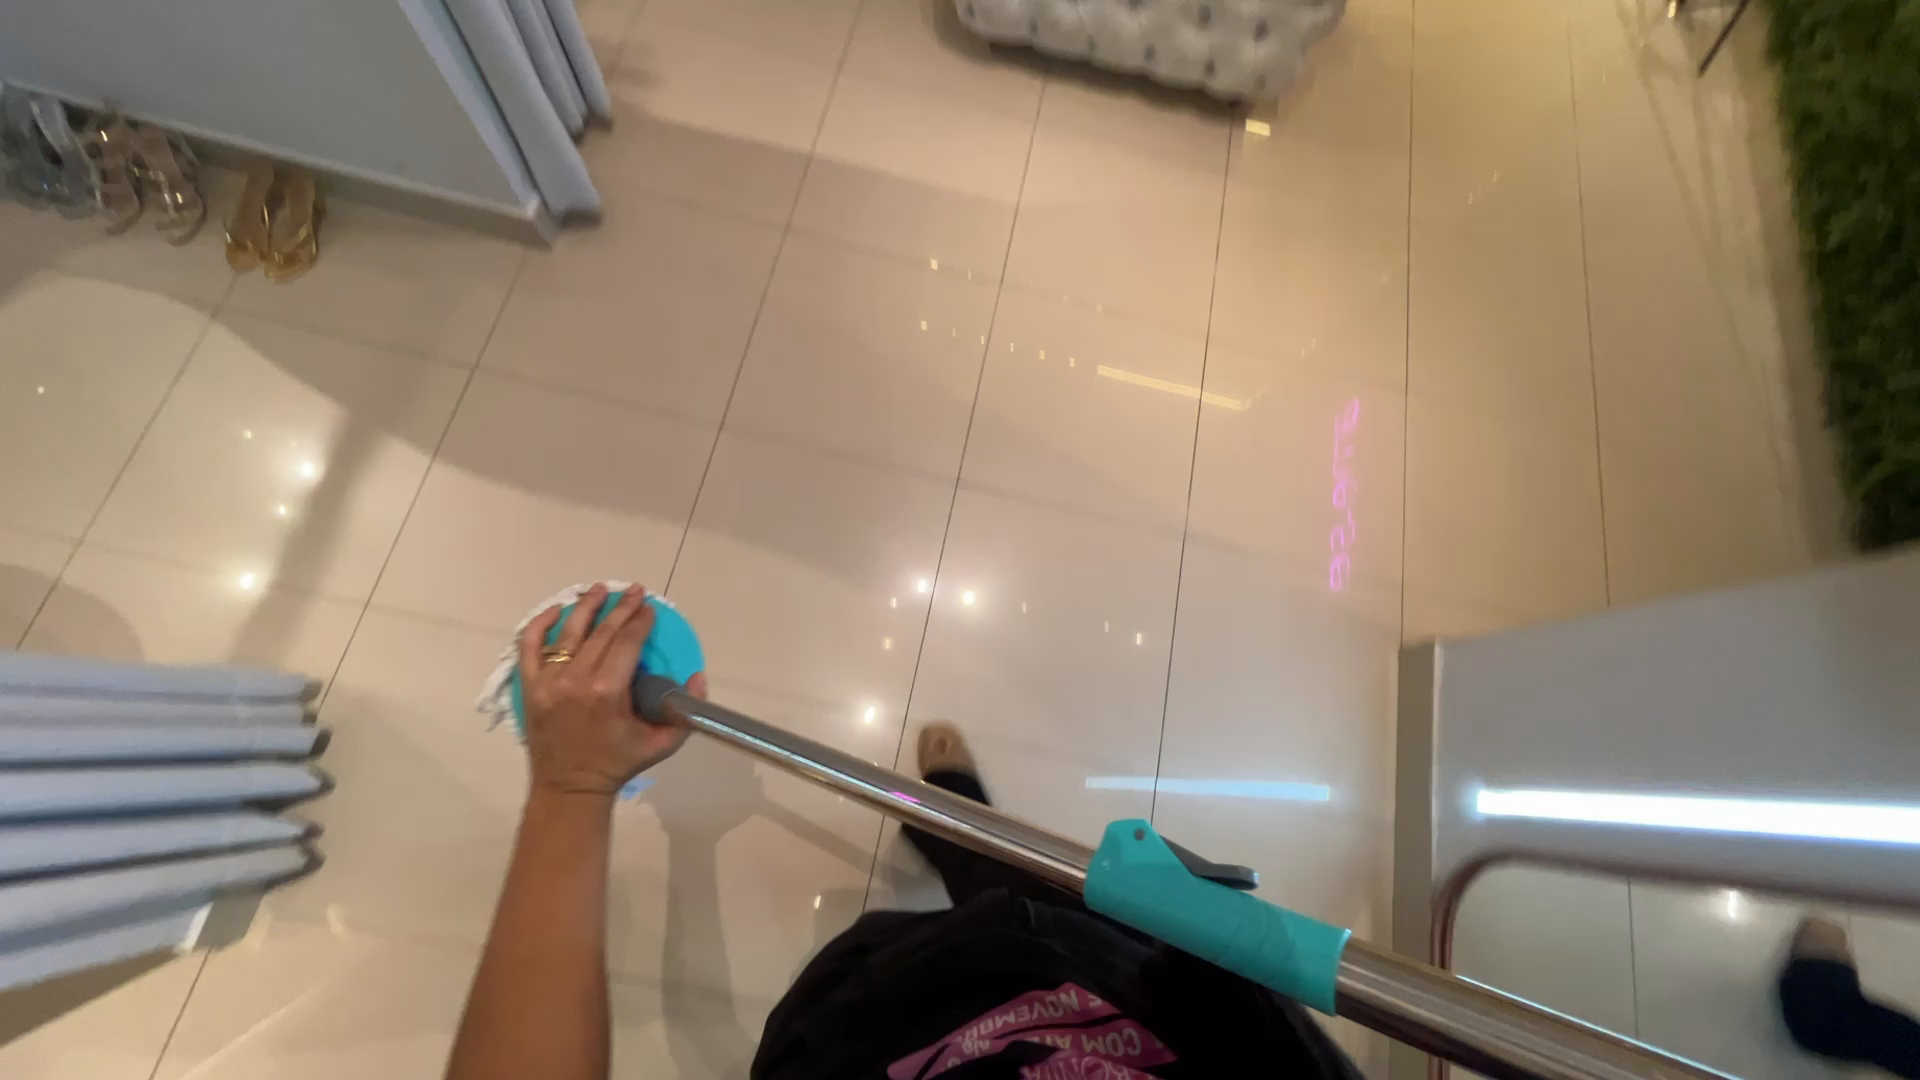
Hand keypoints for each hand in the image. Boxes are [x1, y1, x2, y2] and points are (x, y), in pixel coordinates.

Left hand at [516, 584, 704, 798]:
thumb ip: (685, 710)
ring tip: (600, 589)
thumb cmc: (619, 763)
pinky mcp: (530, 687)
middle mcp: (575, 680)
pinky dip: (542, 624)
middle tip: (635, 591)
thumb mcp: (663, 742)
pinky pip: (531, 646)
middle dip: (622, 608)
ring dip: (586, 606)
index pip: (627, 642)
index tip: (650, 609)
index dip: (641, 622)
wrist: (569, 787)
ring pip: (568, 632)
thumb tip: (698, 676)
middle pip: (602, 632)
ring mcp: (548, 682)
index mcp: (607, 691)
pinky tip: (558, 609)